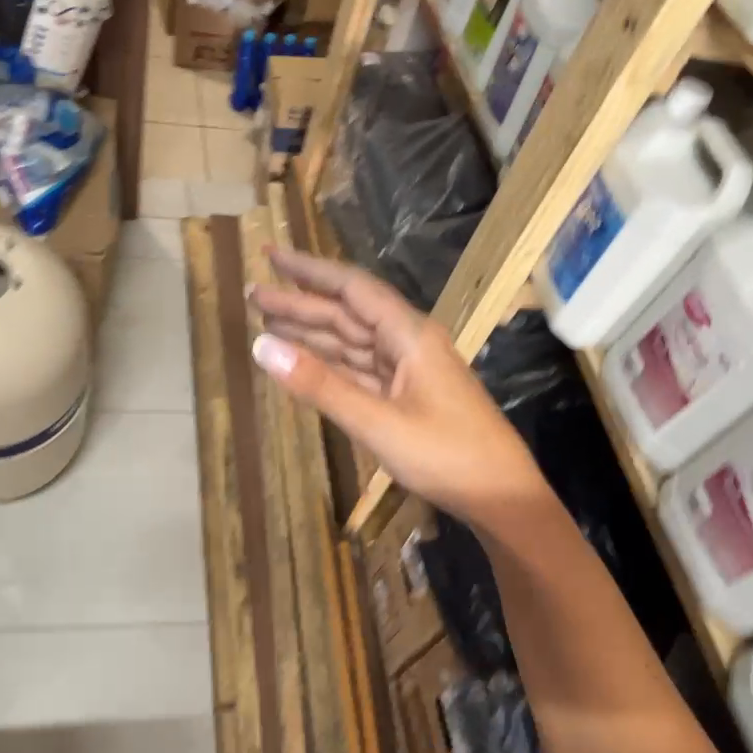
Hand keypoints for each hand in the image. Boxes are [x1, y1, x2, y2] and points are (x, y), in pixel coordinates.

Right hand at [247, 249, 547, 525]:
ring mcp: (407, 371)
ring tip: (266, 323)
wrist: (501, 495)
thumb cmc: (446, 455)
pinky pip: (359, 370)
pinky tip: (303, 361)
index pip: (352, 289)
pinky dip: (329, 365)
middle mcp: (407, 343)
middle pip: (346, 314)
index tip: (271, 256)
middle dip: (300, 304)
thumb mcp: (377, 422)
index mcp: (409, 335)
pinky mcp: (406, 397)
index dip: (309, 271)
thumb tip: (261, 346)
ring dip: (310, 334)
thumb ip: (320, 385)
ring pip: (350, 343)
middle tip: (252, 295)